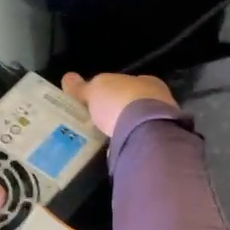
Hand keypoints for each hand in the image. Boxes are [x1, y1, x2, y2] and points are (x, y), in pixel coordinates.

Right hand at [62, 72, 176, 136]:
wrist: (145, 132)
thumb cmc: (121, 101)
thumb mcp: (95, 89)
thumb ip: (82, 87)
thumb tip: (68, 78)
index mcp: (146, 81)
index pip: (126, 84)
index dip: (110, 92)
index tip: (96, 102)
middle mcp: (158, 101)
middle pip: (132, 105)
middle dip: (117, 113)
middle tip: (98, 123)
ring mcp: (161, 124)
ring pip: (138, 126)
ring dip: (123, 131)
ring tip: (104, 140)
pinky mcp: (158, 145)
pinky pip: (139, 143)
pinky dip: (128, 145)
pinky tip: (116, 151)